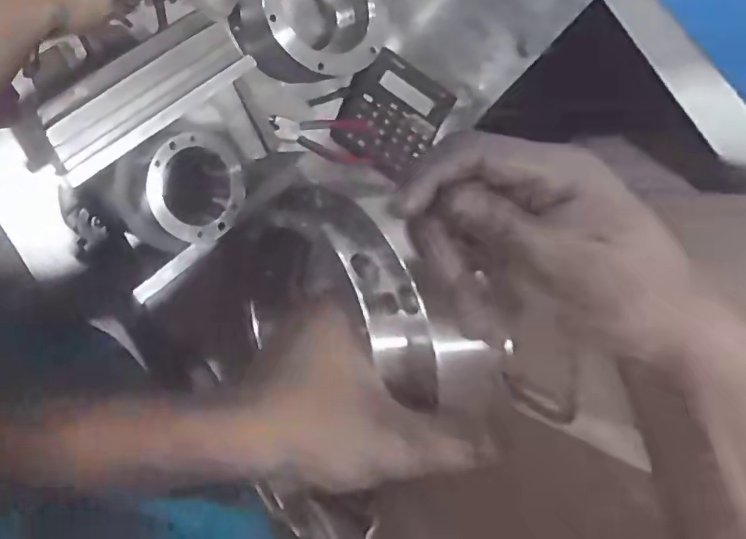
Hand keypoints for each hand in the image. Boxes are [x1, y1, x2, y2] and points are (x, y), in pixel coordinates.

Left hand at [239, 304, 489, 492]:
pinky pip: (340, 354)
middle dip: (418, 347)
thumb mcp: (396, 442)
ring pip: (362, 340)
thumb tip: (499, 441)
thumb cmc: (320, 426)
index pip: (405, 302)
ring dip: (390, 363)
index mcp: (346, 309)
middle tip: (453, 373)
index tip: (468, 346)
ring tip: (427, 389)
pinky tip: (383, 398)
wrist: (246, 438)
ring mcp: (301, 328)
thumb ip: (451, 441)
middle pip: (385, 322)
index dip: (440, 323)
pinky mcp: (289, 352)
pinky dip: (364, 372)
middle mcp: (321, 306)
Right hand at [392, 132, 723, 368]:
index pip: (474, 150)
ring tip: (475, 315)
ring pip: (456, 216)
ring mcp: (522, 204)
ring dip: (454, 262)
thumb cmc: (637, 297)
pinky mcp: (515, 232)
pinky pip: (470, 242)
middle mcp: (531, 176)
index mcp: (555, 167)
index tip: (402, 209)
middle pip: (457, 183)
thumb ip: (504, 225)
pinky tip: (484, 314)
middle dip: (443, 231)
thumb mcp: (570, 263)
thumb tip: (445, 199)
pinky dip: (468, 276)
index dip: (431, 173)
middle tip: (449, 280)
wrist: (683, 341)